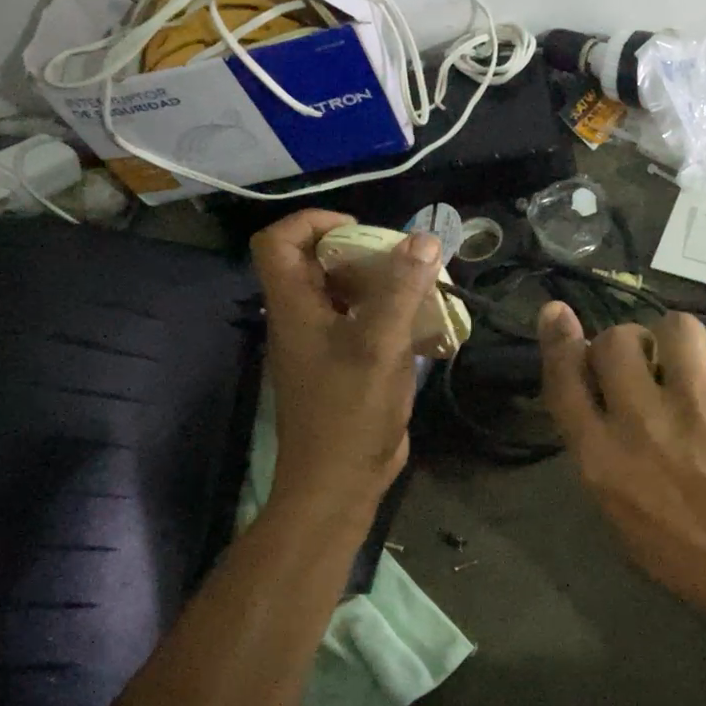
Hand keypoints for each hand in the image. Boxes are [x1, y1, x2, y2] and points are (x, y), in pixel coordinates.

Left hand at [251, 210, 441, 522]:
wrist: (338, 482)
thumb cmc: (350, 410)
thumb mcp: (379, 344)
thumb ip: (401, 290)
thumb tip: (426, 240)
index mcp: (295, 307)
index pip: (278, 242)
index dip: (314, 222)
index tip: (362, 231)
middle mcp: (303, 319)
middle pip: (319, 262)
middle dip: (365, 251)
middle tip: (407, 259)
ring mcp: (324, 344)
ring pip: (347, 292)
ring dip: (385, 282)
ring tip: (425, 286)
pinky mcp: (346, 365)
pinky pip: (365, 322)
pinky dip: (393, 313)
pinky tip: (427, 324)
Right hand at [537, 305, 705, 623]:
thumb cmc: (685, 550)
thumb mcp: (620, 509)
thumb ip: (601, 448)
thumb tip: (594, 389)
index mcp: (603, 459)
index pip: (565, 383)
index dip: (558, 342)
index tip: (558, 313)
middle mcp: (643, 422)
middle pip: (618, 340)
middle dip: (630, 341)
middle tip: (650, 362)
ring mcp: (700, 404)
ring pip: (677, 326)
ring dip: (683, 342)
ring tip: (698, 366)